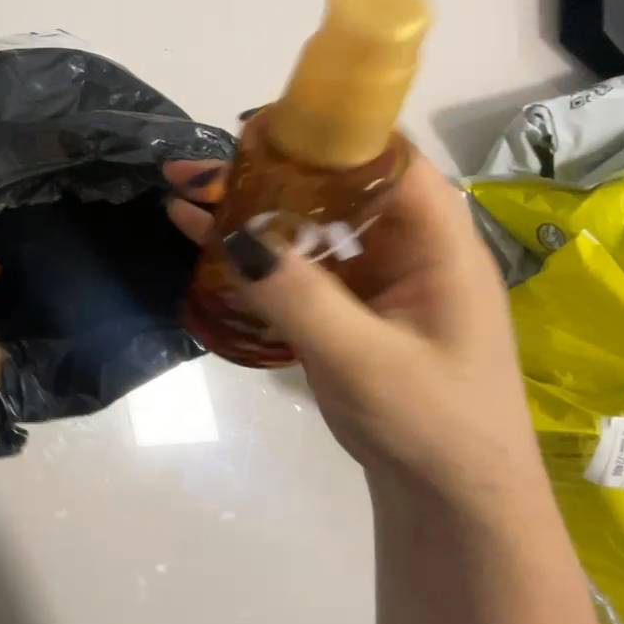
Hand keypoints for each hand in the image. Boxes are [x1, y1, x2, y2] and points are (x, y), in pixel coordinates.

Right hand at [165, 154, 539, 506]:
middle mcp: (404, 251)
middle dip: (261, 172)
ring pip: (300, 223)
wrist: (446, 495)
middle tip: (189, 168)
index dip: (328, 136)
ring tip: (177, 190)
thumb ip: (299, 297)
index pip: (390, 166)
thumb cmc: (429, 422)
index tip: (256, 127)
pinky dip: (241, 246)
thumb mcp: (364, 358)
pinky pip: (286, 261)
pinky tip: (195, 234)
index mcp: (437, 249)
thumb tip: (233, 236)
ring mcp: (369, 279)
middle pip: (329, 190)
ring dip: (241, 206)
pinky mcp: (339, 306)